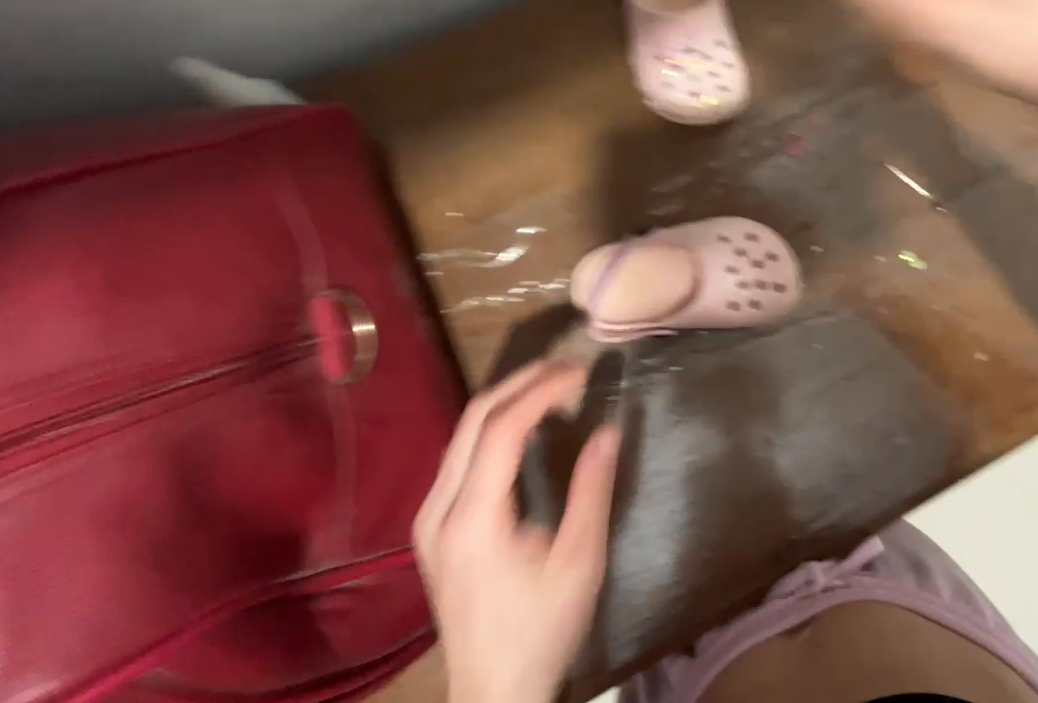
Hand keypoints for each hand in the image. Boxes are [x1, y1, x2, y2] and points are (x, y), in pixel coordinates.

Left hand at [415, 361, 622, 702]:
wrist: (493, 691)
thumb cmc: (541, 630)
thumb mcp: (579, 563)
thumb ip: (592, 491)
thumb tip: (608, 430)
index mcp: (471, 517)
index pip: (502, 428)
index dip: (543, 390)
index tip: (581, 371)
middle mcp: (438, 508)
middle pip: (473, 419)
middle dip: (521, 382)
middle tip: (568, 367)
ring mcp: (428, 517)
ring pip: (461, 434)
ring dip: (506, 402)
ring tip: (552, 386)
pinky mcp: (432, 526)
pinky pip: (459, 456)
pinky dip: (493, 428)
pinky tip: (525, 427)